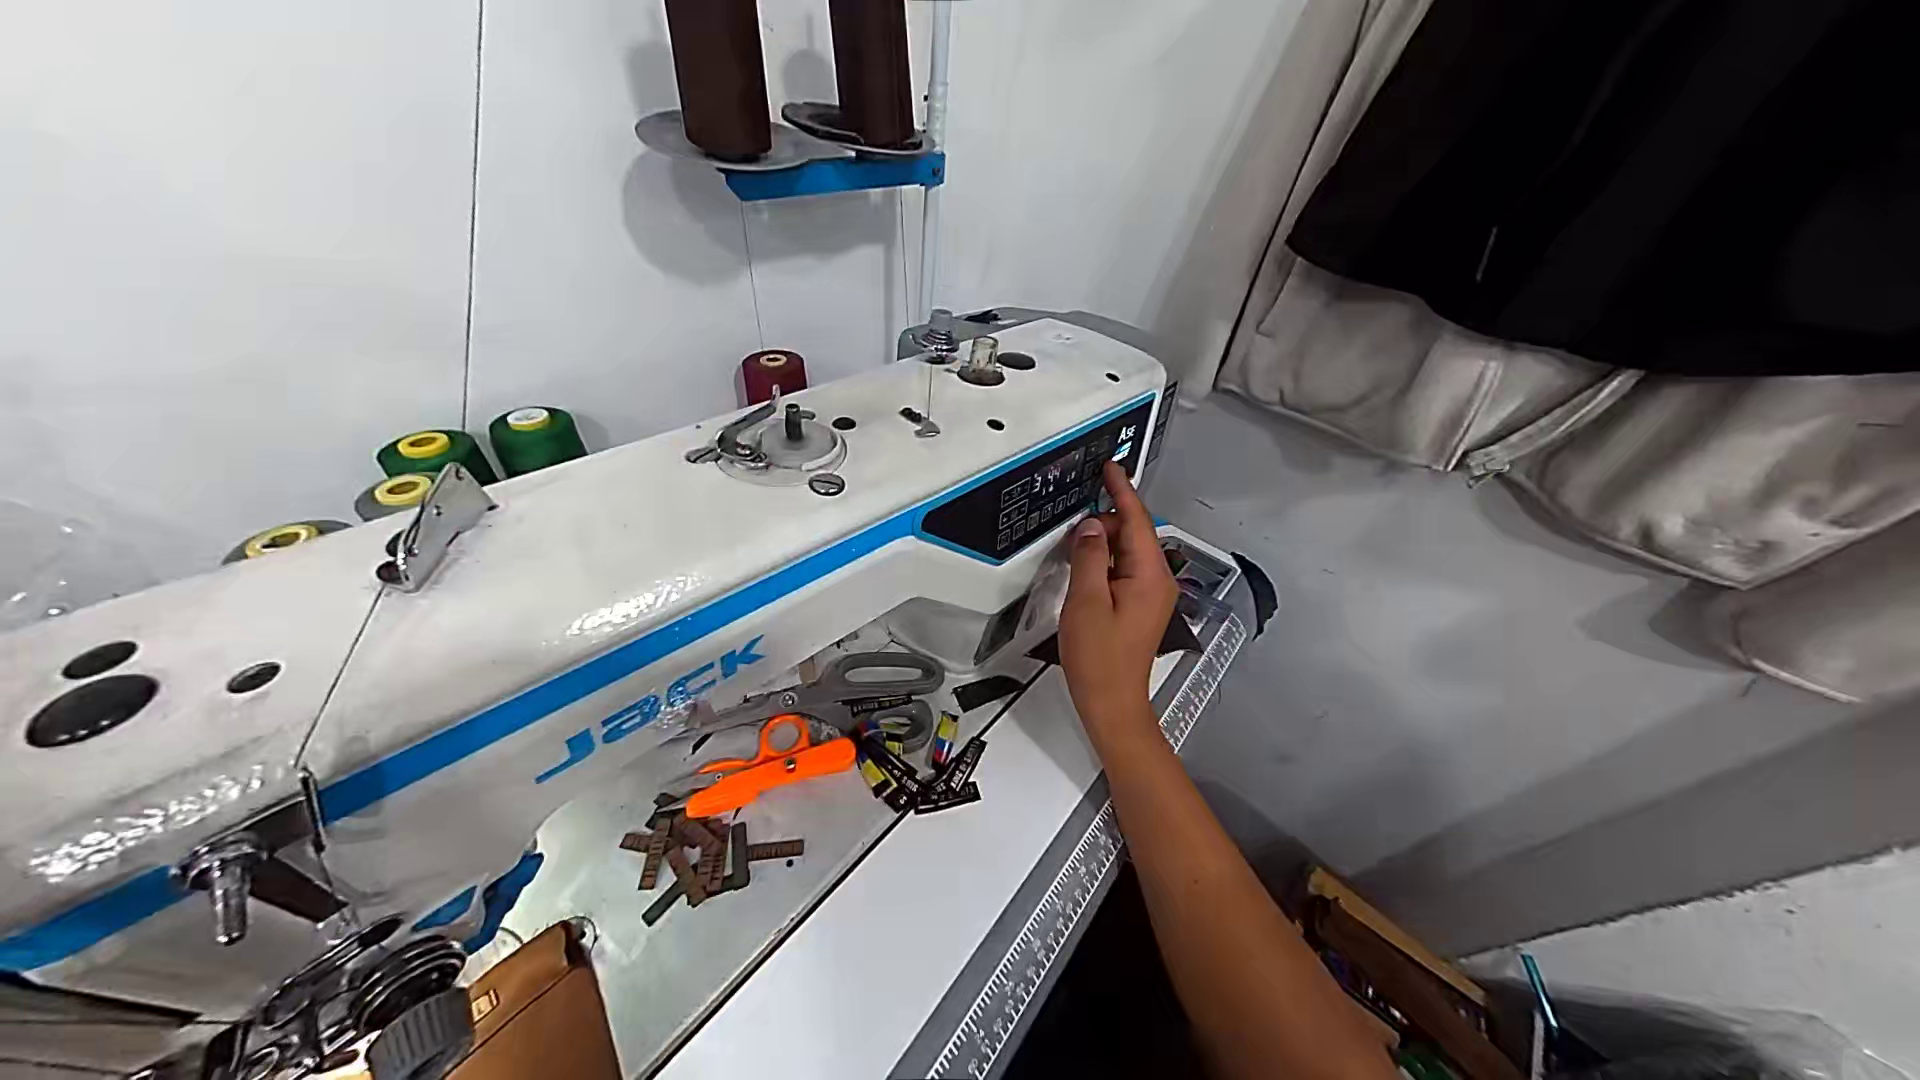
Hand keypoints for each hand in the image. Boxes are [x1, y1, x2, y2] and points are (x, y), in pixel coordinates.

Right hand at [1059, 462, 1179, 740]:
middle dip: (1106, 521)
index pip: (1138, 521)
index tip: (1111, 469)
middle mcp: (1157, 581)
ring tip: (1074, 547)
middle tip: (1074, 524)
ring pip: (1127, 552)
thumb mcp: (1086, 600)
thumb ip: (1089, 556)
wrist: (1111, 701)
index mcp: (1150, 576)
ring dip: (1102, 543)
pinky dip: (1104, 562)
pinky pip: (1123, 570)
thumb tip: (1090, 526)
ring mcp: (1150, 595)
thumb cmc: (1099, 658)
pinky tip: (1084, 568)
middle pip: (1134, 534)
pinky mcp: (1139, 606)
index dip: (1122, 492)